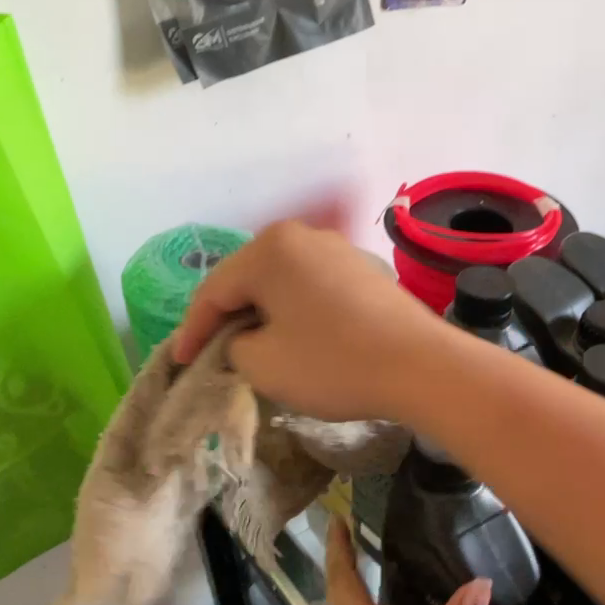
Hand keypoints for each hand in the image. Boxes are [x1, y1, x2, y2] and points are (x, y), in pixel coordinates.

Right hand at [173, 221, 456, 422]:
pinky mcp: (367, 274)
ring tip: (256, 350)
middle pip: (250, 280)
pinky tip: (300, 341)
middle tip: (215, 354)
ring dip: (266, 317)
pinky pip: (316, 292)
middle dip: (230, 319)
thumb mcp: (264, 364)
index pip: (214, 291)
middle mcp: (304, 237)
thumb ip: (234, 347)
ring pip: (284, 285)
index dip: (192, 331)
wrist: (421, 367)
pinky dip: (299, 315)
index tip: (182, 363)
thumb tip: (246, 339)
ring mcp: (341, 252)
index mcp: (270, 249)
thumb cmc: (334, 363)